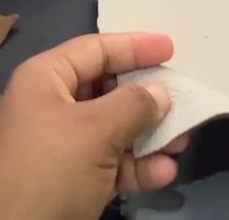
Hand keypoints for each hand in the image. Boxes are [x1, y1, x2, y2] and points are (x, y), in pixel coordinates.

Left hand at [0, 32, 187, 219]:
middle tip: (183, 99)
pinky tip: (164, 173)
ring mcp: (60, 145)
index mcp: (45, 78)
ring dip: (147, 135)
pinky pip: (109, 163)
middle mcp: (51, 104)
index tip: (171, 48)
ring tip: (182, 140)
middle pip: (106, 88)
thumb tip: (160, 92)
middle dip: (146, 97)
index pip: (95, 49)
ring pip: (112, 128)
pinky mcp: (69, 182)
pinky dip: (135, 166)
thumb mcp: (93, 132)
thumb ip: (132, 107)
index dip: (134, 46)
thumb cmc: (48, 171)